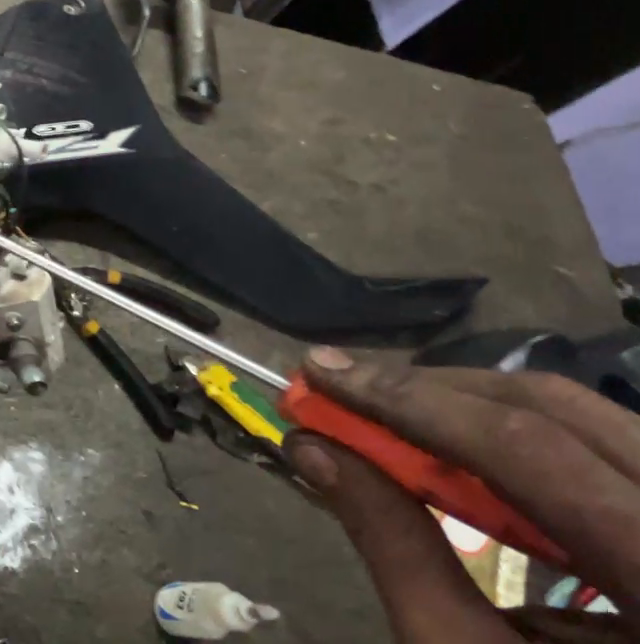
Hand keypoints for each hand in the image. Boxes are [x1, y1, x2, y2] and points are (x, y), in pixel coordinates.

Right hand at [288, 347, 639, 642]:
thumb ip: (394, 546)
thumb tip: (310, 447)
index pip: (533, 451)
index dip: (414, 402)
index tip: (319, 373)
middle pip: (568, 415)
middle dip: (438, 392)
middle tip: (345, 388)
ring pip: (595, 423)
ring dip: (476, 411)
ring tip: (394, 420)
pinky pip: (613, 458)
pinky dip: (525, 447)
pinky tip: (465, 466)